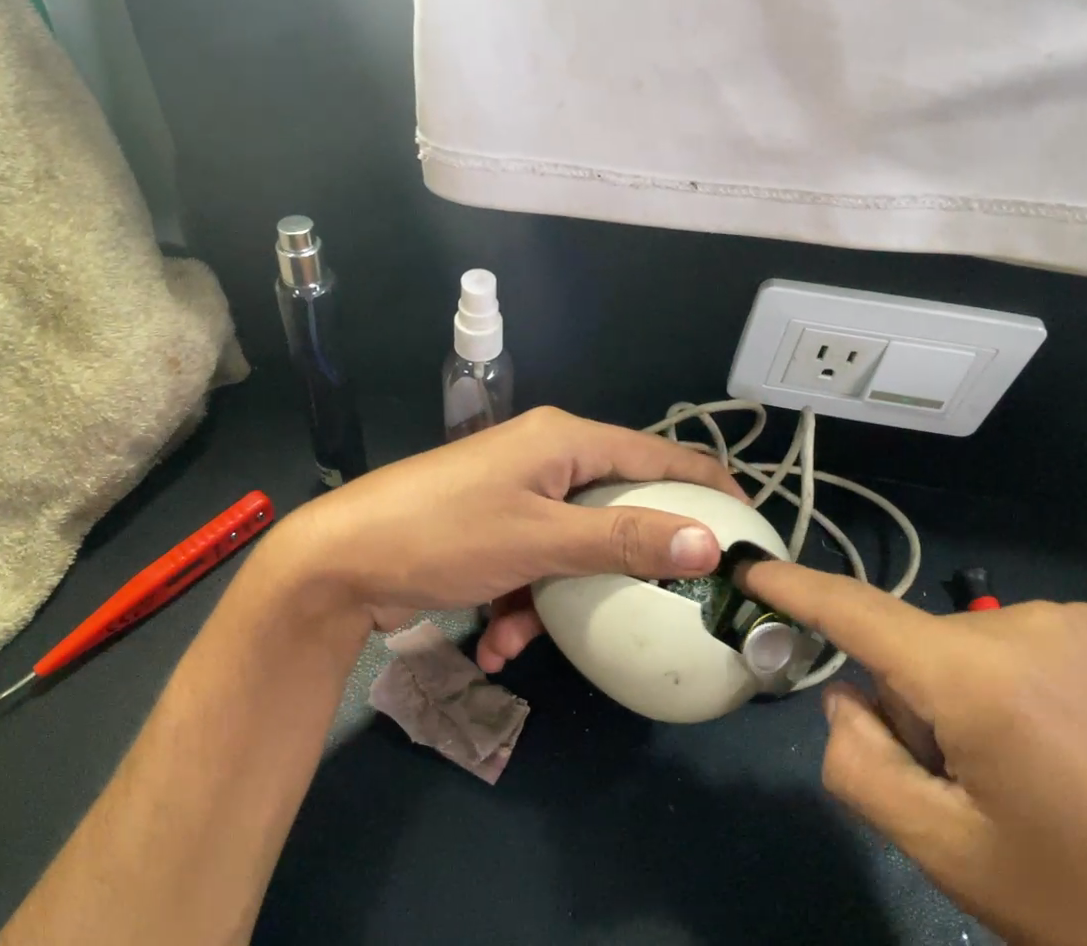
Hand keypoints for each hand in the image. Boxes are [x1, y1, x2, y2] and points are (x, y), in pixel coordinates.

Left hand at [269, 407, 743, 670]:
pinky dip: (521, 605)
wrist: (338, 562)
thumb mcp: (540, 540)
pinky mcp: (488, 531)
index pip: (657, 452)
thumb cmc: (443, 535)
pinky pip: (531, 566)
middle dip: (622, 563)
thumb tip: (708, 542)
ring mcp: (512, 496)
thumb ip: (623, 540)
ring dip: (558, 598)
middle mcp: (543, 459)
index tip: (748, 528)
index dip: (706, 486)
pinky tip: (494, 644)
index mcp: (563, 441)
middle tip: (662, 603)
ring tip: (524, 638)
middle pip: (614, 507)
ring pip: (570, 548)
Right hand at [739, 562, 1086, 945]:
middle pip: (920, 650)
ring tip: (1040, 790)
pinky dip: (1023, 696)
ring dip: (971, 705)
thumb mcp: (952, 858)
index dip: (796, 588)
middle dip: (915, 707)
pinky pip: (1035, 653)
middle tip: (969, 795)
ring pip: (977, 653)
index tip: (752, 569)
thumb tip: (848, 703)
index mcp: (979, 674)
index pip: (856, 612)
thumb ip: (862, 769)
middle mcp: (1031, 624)